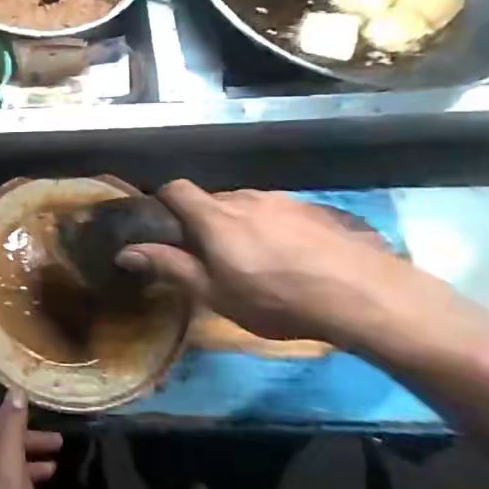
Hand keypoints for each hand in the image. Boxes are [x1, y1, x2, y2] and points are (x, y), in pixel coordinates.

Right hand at [116, 181, 434, 348]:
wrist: (364, 295)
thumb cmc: (277, 299)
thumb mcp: (215, 293)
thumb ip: (170, 267)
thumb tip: (125, 251)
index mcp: (214, 217)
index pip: (176, 188)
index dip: (164, 201)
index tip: (165, 228)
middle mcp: (246, 198)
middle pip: (212, 200)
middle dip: (205, 222)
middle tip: (212, 257)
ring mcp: (284, 201)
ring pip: (248, 206)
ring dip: (241, 225)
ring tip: (256, 261)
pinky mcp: (315, 210)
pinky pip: (279, 213)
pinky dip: (273, 229)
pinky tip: (292, 259)